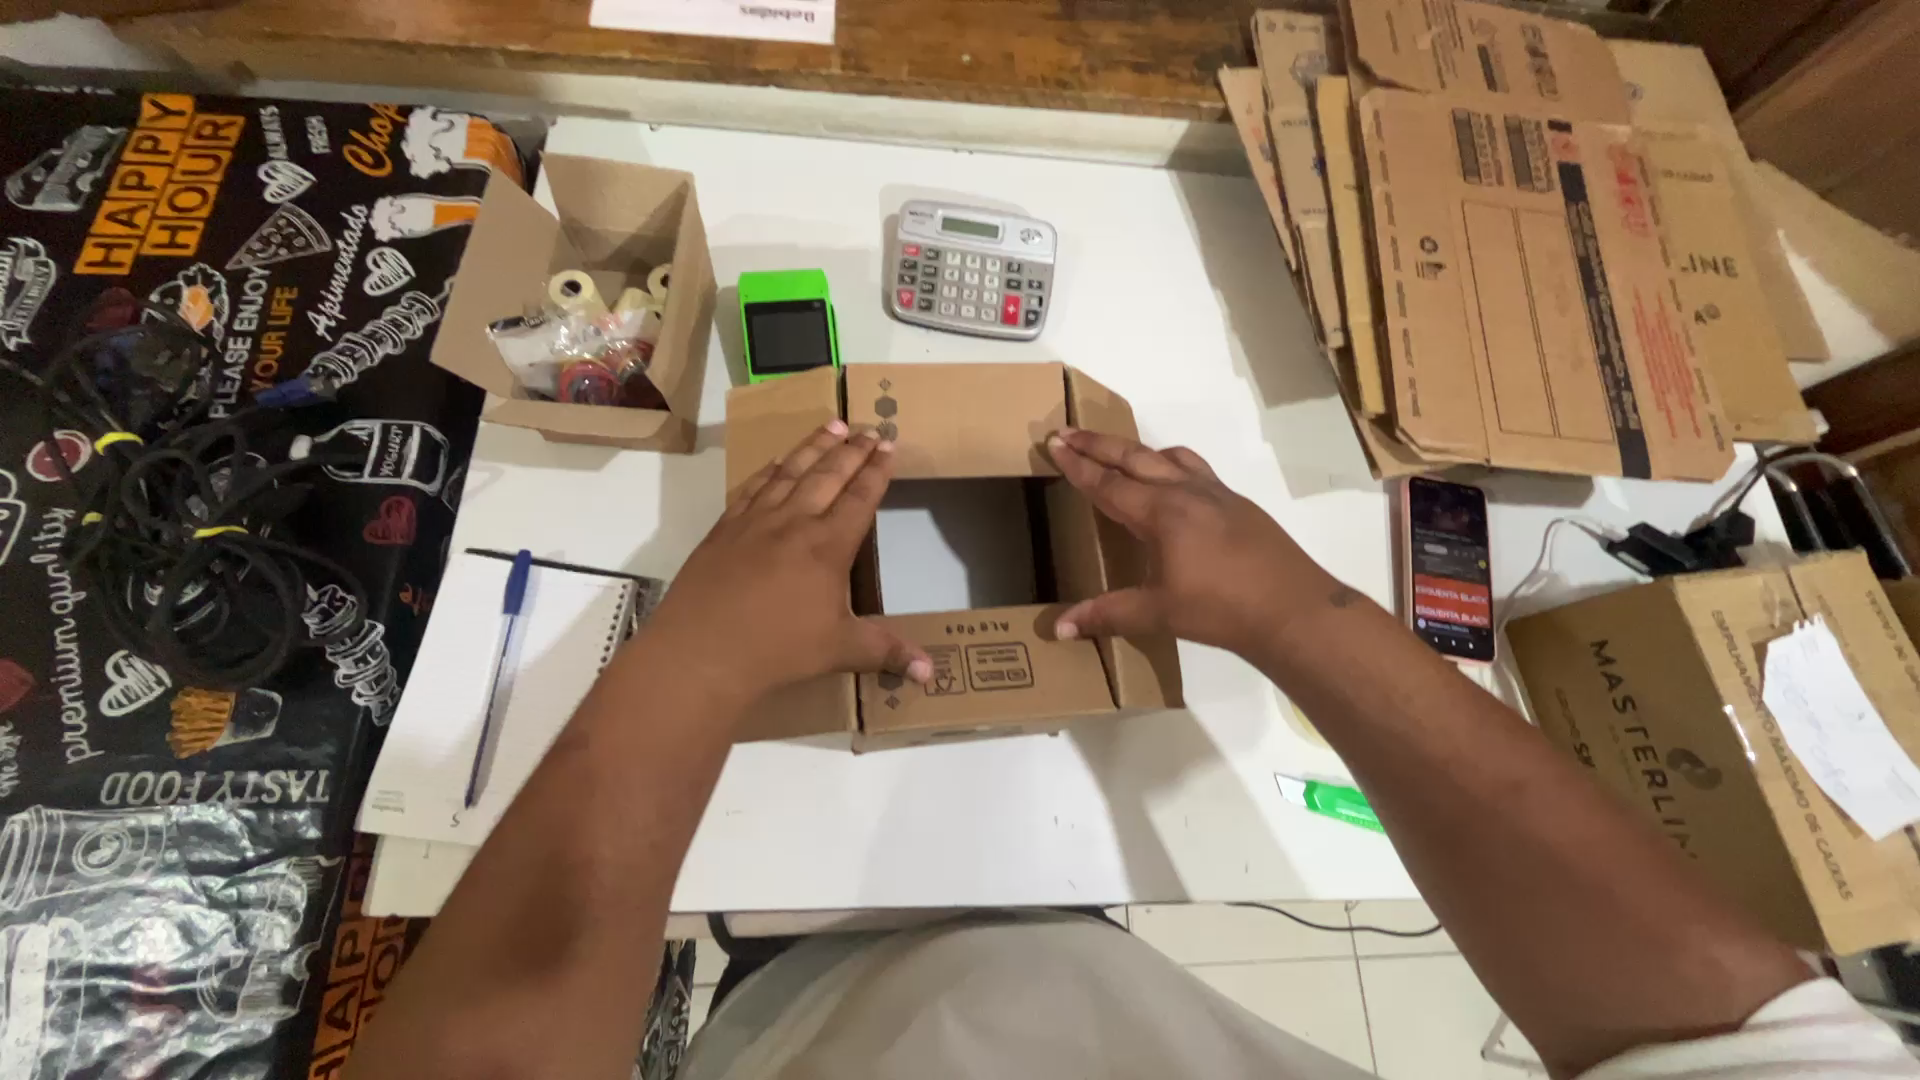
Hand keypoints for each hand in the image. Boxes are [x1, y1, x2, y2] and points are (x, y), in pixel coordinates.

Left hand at [641, 422, 930, 706]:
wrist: (702, 651)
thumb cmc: (778, 650)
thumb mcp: (840, 650)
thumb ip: (887, 652)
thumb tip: (932, 673)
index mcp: (828, 546)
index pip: (860, 498)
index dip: (876, 471)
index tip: (888, 445)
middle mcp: (794, 522)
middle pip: (828, 475)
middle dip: (853, 450)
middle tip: (869, 429)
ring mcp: (755, 522)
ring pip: (791, 471)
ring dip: (814, 447)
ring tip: (832, 425)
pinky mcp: (724, 529)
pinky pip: (752, 488)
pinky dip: (769, 469)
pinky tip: (777, 461)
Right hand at [1046, 428, 1341, 660]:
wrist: (1293, 609)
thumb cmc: (1221, 610)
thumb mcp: (1158, 613)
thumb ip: (1107, 614)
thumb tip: (1058, 628)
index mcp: (1162, 513)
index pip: (1109, 483)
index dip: (1078, 465)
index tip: (1055, 442)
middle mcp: (1187, 493)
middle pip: (1135, 458)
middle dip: (1098, 444)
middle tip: (1068, 432)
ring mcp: (1216, 494)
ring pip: (1170, 458)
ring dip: (1137, 450)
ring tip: (1118, 453)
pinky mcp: (1238, 504)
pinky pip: (1196, 470)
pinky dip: (1172, 464)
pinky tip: (1173, 486)